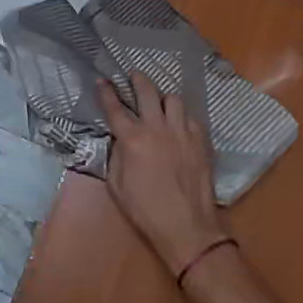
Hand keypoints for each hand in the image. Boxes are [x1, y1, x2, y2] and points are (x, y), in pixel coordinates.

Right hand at [97, 72, 224, 276]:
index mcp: (132, 139)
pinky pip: (190, 118)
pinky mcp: (201, 142)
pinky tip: (177, 124)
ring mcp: (182, 133)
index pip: (115, 108)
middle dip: (138, 79)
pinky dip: (181, 117)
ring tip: (158, 101)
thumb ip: (115, 155)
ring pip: (174, 100)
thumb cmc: (145, 209)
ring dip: (163, 97)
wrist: (186, 226)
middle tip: (133, 75)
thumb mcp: (116, 184)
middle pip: (147, 92)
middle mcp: (157, 128)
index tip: (102, 80)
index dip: (106, 92)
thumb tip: (117, 140)